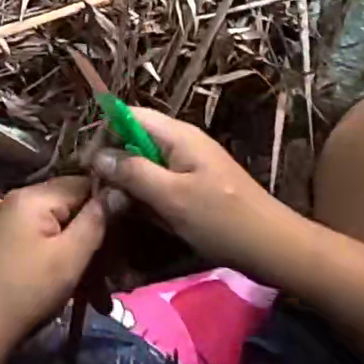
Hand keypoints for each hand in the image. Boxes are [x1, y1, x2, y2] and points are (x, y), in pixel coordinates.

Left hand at [0, 177, 108, 357]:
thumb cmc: (28, 289)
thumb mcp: (70, 256)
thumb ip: (96, 219)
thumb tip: (118, 190)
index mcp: (35, 195)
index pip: (85, 183)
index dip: (111, 204)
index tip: (133, 230)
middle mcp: (24, 199)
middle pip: (75, 207)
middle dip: (99, 239)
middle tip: (120, 273)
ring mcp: (17, 221)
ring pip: (66, 229)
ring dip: (87, 257)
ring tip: (103, 293)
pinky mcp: (15, 242)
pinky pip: (51, 242)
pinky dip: (68, 263)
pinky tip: (85, 294)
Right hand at [89, 108, 295, 275]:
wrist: (274, 248)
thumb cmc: (221, 219)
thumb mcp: (171, 197)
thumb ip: (132, 172)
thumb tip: (97, 155)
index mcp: (177, 135)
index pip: (129, 114)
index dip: (105, 133)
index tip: (89, 164)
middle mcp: (182, 142)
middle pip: (135, 139)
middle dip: (116, 163)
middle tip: (101, 193)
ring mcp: (189, 164)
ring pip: (146, 164)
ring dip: (131, 184)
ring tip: (119, 208)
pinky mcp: (194, 185)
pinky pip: (161, 182)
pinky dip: (149, 197)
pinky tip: (145, 217)